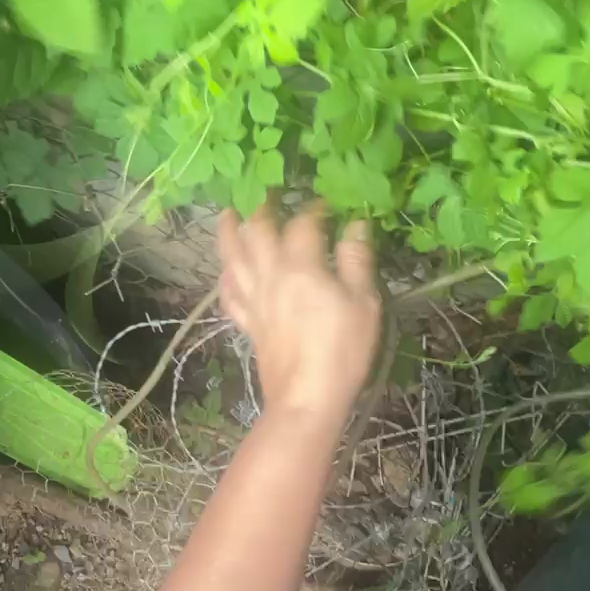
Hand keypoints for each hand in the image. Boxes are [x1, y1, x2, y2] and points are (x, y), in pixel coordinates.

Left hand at [216, 200, 380, 424]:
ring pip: (233, 258)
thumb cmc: (342, 351)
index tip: (326, 202)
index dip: (314, 208)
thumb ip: (356, 260)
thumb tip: (355, 224)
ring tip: (226, 214)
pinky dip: (226, 278)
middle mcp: (270, 277)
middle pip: (256, 232)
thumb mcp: (363, 303)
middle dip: (261, 207)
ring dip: (228, 233)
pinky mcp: (248, 325)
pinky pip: (229, 296)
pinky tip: (227, 272)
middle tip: (265, 192)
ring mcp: (254, 301)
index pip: (303, 223)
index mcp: (301, 267)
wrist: (306, 399)